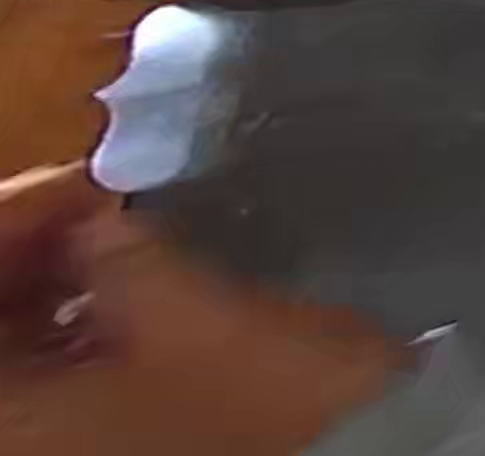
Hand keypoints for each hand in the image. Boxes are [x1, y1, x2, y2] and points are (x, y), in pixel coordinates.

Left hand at [0, 165, 407, 455]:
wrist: (333, 445)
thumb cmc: (263, 390)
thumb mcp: (209, 319)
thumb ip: (137, 260)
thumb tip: (99, 209)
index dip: (14, 220)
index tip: (93, 175)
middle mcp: (5, 424)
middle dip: (27, 242)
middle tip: (104, 190)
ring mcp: (40, 429)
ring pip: (10, 329)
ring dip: (47, 270)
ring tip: (116, 220)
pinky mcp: (85, 422)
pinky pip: (41, 354)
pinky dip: (70, 304)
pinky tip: (124, 271)